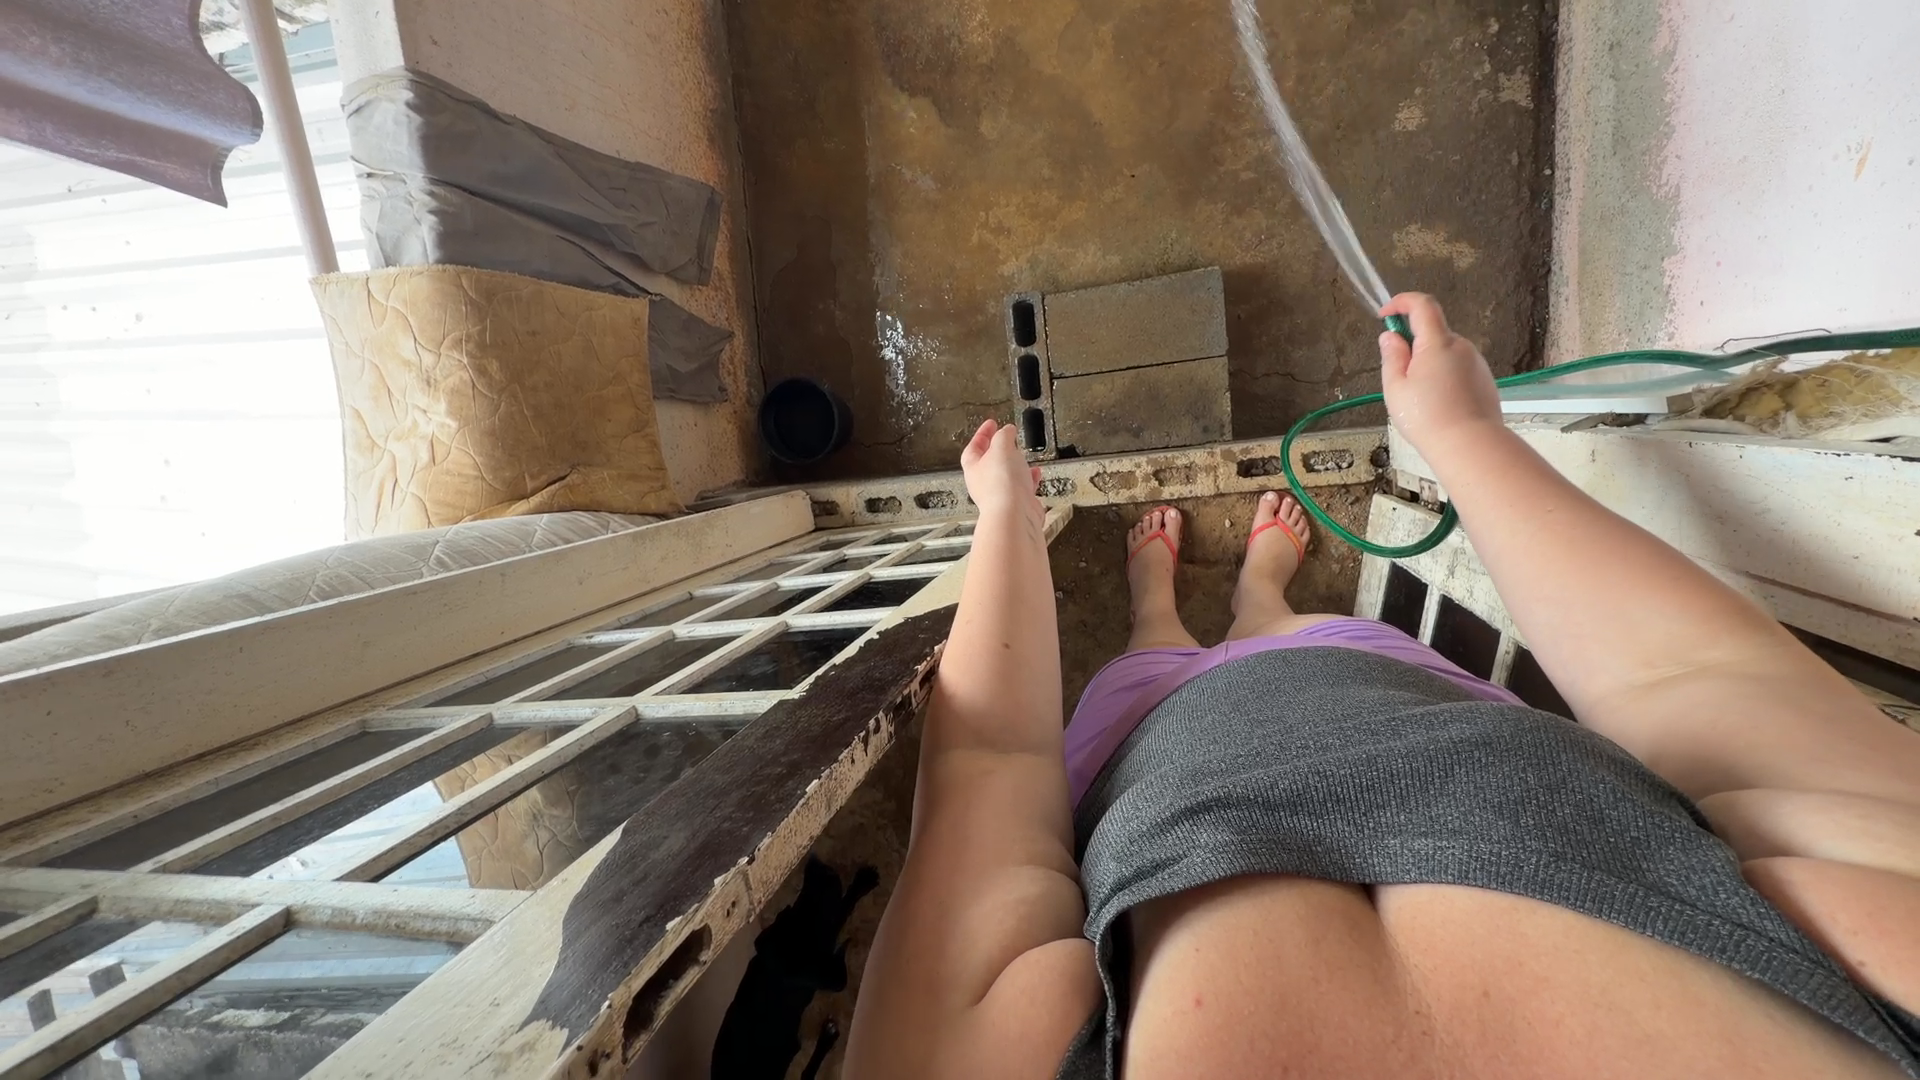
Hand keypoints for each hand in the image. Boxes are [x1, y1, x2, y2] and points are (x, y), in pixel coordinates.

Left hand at [959, 420, 1043, 521]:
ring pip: (1007, 477)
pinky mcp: (1018, 505)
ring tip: (1023, 456)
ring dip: (1016, 465)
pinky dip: (1030, 479)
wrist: (1015, 515)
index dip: (982, 434)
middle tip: (1006, 439)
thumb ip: (1003, 436)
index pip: (973, 447)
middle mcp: (984, 484)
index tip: (991, 424)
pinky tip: (1035, 474)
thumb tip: (1006, 430)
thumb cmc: (1002, 485)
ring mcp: (1001, 496)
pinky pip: (1023, 489)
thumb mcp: (1002, 447)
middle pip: (989, 463)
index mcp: (974, 469)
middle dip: (999, 450)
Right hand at [1378, 293, 1504, 458]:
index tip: (1385, 314)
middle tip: (1395, 373)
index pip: (1422, 305)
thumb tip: (1390, 337)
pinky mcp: (1483, 378)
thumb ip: (1392, 356)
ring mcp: (1475, 362)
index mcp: (1437, 343)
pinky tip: (1434, 402)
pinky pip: (1456, 367)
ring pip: (1444, 351)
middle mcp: (1461, 346)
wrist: (1468, 443)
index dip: (1401, 302)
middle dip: (1411, 342)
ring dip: (1425, 362)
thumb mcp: (1395, 387)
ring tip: (1415, 395)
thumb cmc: (1425, 416)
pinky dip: (1441, 375)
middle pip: (1433, 331)